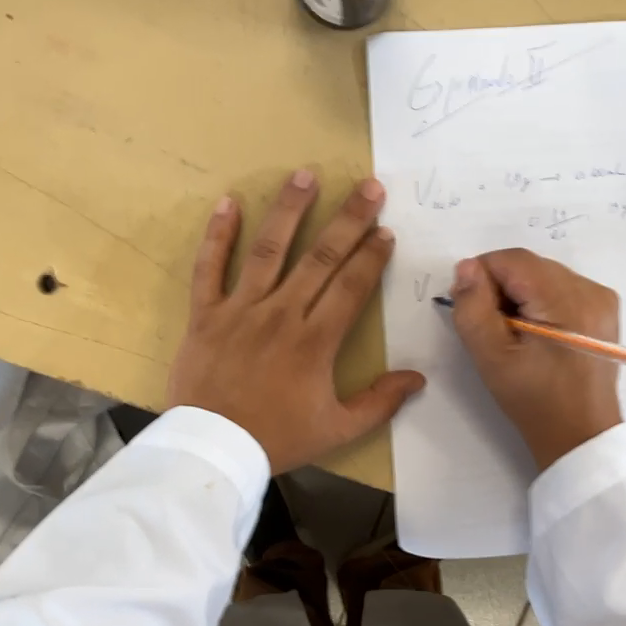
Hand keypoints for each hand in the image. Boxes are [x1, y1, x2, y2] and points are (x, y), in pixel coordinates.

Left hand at [168, 170, 425, 473]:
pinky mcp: (206, 316)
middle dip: (348, 219)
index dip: (371, 256)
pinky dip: (218, 236)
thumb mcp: (337, 429)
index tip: (385, 231)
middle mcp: (282, 315)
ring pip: (269, 251)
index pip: (351, 286)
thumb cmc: (278, 439)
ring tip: (307, 174)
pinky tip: (229, 202)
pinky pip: (209, 269)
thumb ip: (380, 403)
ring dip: (290, 210)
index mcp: (316, 342)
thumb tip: (418, 378)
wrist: (214, 450)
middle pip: (320, 258)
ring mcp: (240, 311)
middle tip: (369, 186)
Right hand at [448, 249, 622, 470]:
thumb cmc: (534, 402)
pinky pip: (561, 289)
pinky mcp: (603, 311)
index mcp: (567, 301)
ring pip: (544, 276)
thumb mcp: (492, 358)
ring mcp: (601, 299)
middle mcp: (590, 290)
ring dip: (519, 295)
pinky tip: (533, 335)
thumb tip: (466, 267)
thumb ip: (474, 308)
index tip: (466, 304)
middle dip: (501, 287)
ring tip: (511, 334)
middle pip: (530, 266)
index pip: (512, 260)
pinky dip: (539, 303)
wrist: (579, 435)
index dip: (481, 274)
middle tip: (486, 326)